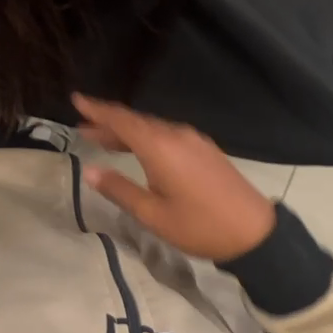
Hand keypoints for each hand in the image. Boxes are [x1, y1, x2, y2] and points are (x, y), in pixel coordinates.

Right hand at [74, 94, 276, 262]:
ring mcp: (193, 140)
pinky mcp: (204, 149)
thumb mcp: (153, 214)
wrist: (255, 233)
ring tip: (104, 140)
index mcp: (159, 147)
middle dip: (108, 122)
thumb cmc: (199, 226)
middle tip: (83, 126)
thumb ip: (119, 189)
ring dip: (127, 132)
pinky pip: (166, 135)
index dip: (97, 109)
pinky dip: (146, 138)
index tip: (76, 99)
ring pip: (152, 128)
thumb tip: (89, 170)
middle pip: (135, 121)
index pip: (121, 120)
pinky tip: (139, 150)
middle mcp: (175, 135)